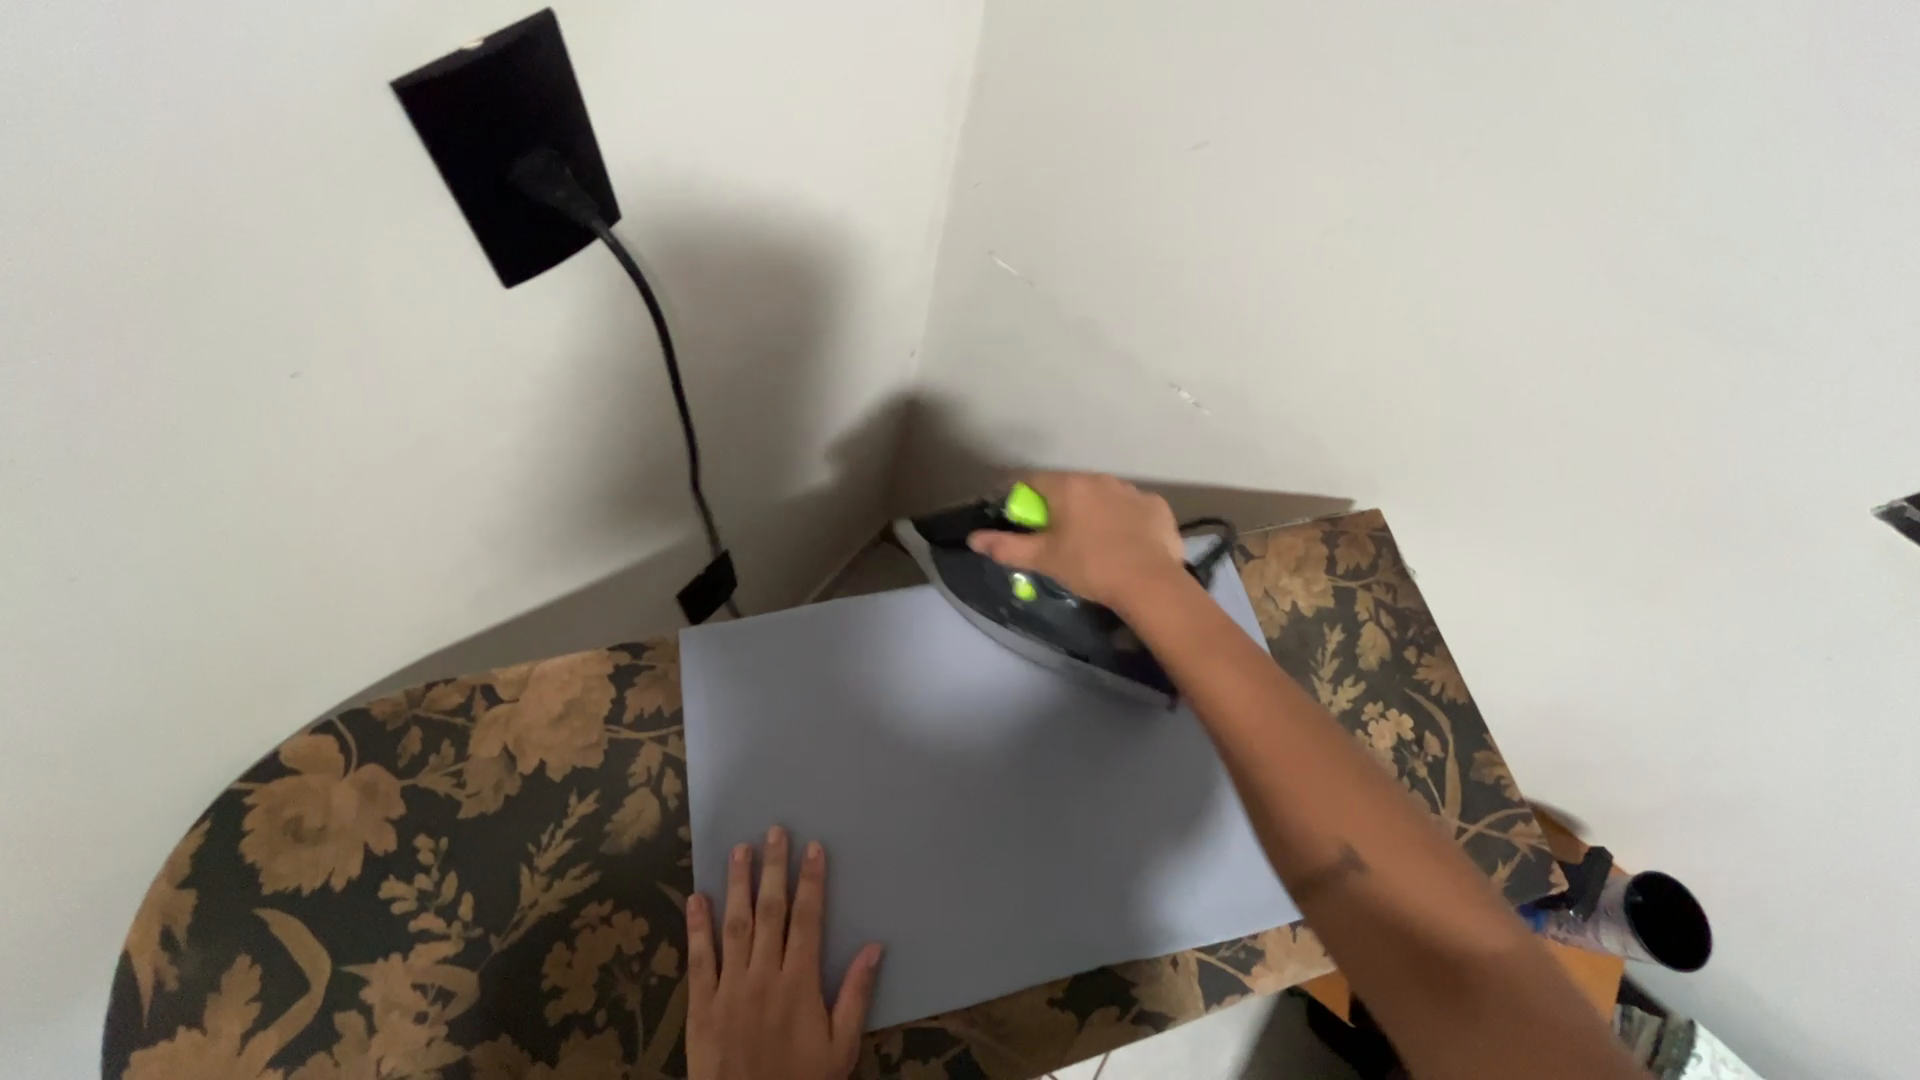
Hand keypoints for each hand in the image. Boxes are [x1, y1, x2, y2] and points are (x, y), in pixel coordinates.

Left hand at [687, 827, 885, 1079]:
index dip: (811, 881)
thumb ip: (856, 994)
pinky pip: (699, 959)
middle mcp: (764, 975)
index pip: (807, 918)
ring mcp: (730, 988)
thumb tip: (876, 946)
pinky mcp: (701, 1005)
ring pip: (735, 925)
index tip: (812, 847)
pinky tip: (696, 898)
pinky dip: (696, 927)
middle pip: (771, 911)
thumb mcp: (840, 1047)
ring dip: (737, 885)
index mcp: (800, 982)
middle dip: (774, 868)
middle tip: (775, 831)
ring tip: (740, 850)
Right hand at [967, 472, 1187, 607]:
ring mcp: (1131, 491)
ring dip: (1092, 511)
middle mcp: (1099, 479)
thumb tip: (974, 539)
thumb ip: (1006, 547)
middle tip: (1056, 538)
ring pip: (1102, 496)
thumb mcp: (1044, 559)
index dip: (1022, 499)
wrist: (1150, 583)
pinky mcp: (1156, 506)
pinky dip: (1123, 521)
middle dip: (1059, 506)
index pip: (1033, 481)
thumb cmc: (1090, 567)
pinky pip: (1131, 509)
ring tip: (1093, 543)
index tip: (1021, 521)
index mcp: (1068, 487)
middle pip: (1069, 487)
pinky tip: (1124, 545)